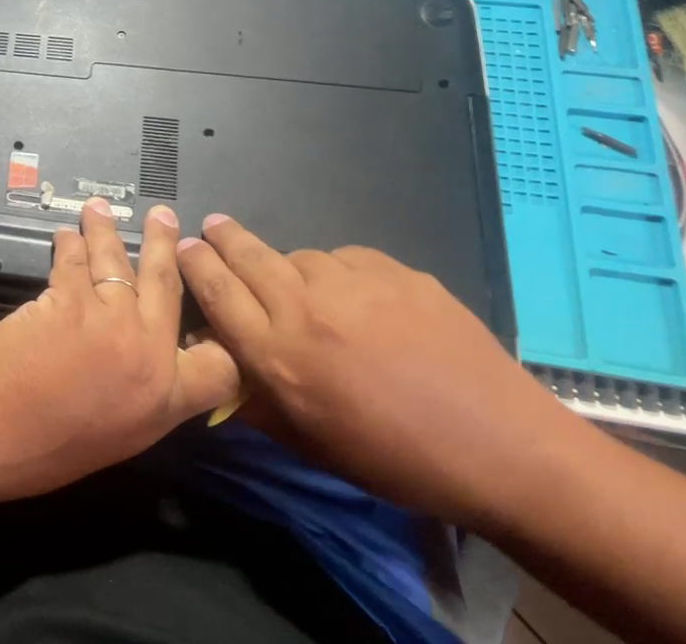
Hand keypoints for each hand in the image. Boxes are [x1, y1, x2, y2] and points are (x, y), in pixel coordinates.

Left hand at [0, 200, 241, 501]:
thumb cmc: (43, 452)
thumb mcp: (116, 438)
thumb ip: (139, 400)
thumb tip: (140, 374)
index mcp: (166, 401)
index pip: (219, 364)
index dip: (216, 336)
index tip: (205, 312)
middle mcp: (148, 352)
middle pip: (167, 285)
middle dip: (166, 245)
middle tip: (164, 217)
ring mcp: (110, 320)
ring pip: (118, 261)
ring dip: (108, 231)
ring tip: (101, 210)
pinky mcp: (69, 299)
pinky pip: (74, 262)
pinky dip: (69, 245)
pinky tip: (64, 236)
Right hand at [176, 215, 582, 525]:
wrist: (502, 449)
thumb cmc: (392, 459)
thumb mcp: (307, 442)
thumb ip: (252, 400)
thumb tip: (218, 369)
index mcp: (277, 355)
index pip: (216, 291)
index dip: (194, 264)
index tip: (182, 246)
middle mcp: (307, 310)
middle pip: (248, 256)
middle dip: (223, 237)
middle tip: (213, 226)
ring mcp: (357, 286)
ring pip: (301, 255)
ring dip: (288, 264)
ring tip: (299, 284)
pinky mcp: (402, 275)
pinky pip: (350, 258)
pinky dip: (339, 269)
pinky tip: (353, 292)